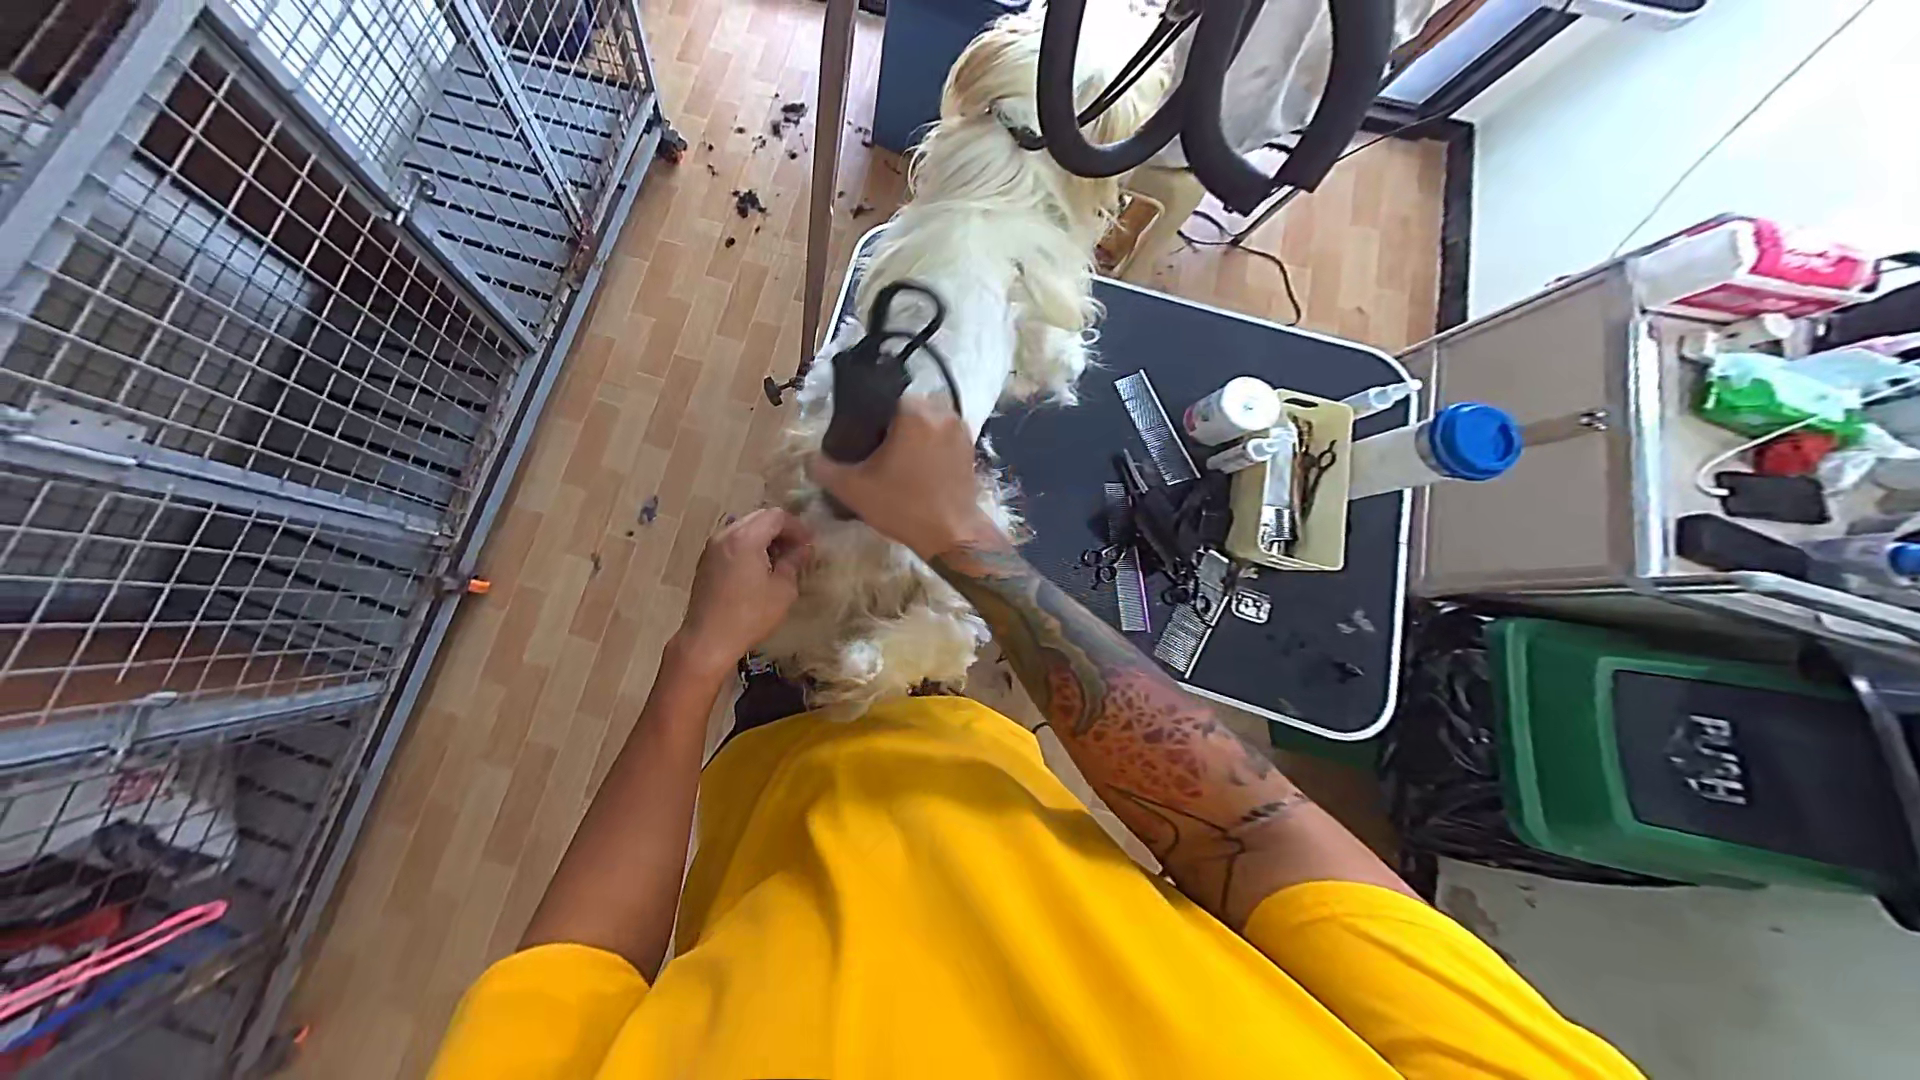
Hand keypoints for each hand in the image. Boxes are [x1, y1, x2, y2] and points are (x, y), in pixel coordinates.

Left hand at [674, 508, 812, 669]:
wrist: (708, 640)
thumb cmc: (750, 616)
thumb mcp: (782, 590)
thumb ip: (794, 563)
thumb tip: (803, 550)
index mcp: (745, 538)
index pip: (776, 516)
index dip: (797, 527)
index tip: (810, 544)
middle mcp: (725, 535)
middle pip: (759, 517)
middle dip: (781, 529)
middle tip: (798, 548)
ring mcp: (712, 547)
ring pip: (745, 528)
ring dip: (765, 537)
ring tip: (781, 558)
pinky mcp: (707, 561)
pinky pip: (733, 541)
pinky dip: (750, 545)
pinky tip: (761, 566)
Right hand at [809, 396, 1005, 559]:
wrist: (951, 535)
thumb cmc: (903, 508)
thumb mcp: (853, 490)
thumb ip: (825, 469)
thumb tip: (812, 459)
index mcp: (914, 413)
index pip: (883, 398)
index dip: (868, 418)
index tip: (861, 439)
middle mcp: (941, 413)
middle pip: (907, 408)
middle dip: (891, 426)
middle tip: (876, 452)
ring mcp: (960, 430)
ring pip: (927, 422)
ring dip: (912, 435)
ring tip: (897, 461)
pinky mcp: (970, 447)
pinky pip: (942, 436)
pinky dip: (930, 446)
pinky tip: (918, 468)